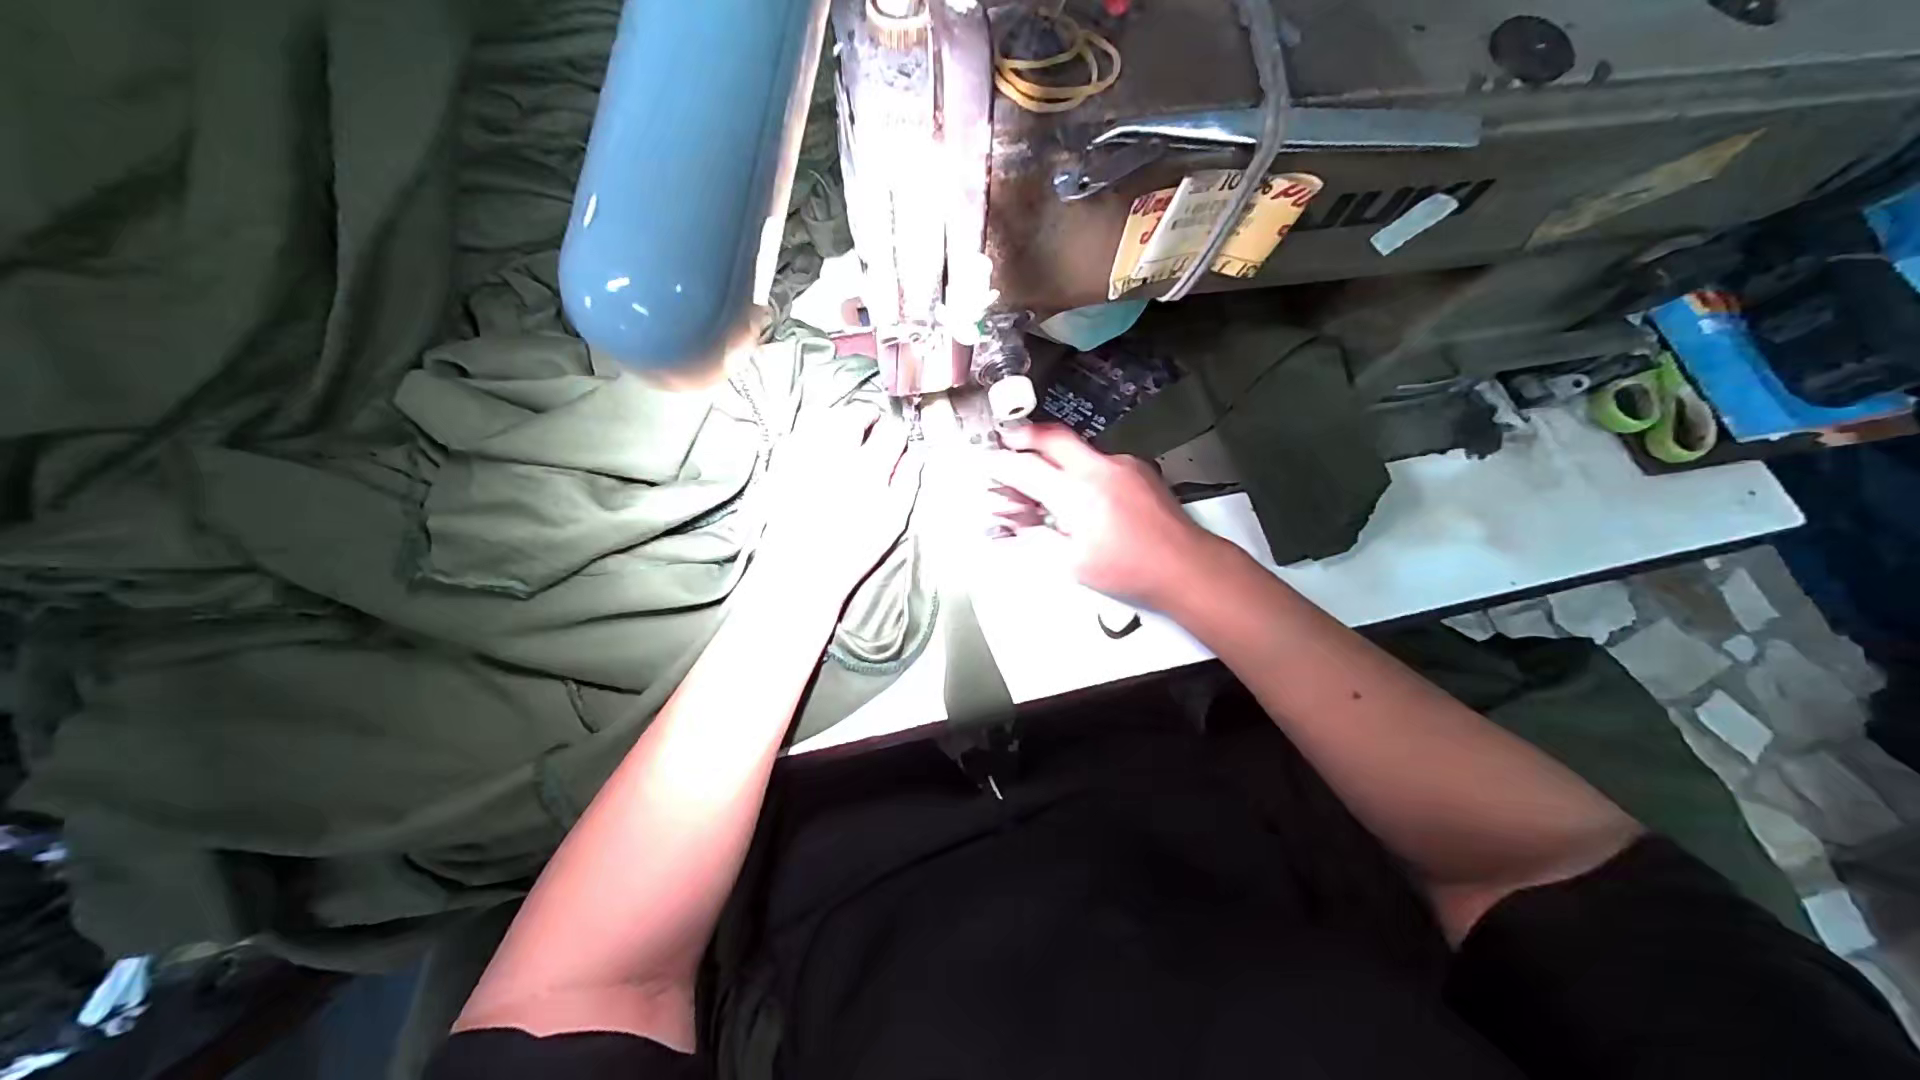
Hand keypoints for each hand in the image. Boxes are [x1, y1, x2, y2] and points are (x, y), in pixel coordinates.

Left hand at [755, 406, 917, 605]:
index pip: (891, 431)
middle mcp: (836, 453)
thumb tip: (917, 454)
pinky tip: (819, 446)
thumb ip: (908, 482)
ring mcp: (805, 454)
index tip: (897, 440)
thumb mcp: (893, 520)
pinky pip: (798, 430)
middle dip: (868, 415)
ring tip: (845, 432)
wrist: (802, 568)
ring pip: (824, 414)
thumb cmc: (854, 550)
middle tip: (872, 427)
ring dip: (839, 417)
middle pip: (855, 413)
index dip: (898, 431)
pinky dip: (812, 430)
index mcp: (869, 468)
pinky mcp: (782, 461)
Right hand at [984, 424, 1224, 610]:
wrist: (1186, 566)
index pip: (1028, 469)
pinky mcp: (1138, 470)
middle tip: (1007, 441)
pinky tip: (1077, 493)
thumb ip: (1038, 537)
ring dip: (1054, 457)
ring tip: (1040, 480)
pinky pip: (1099, 461)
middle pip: (1053, 438)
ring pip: (1078, 450)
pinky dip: (1080, 470)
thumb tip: (1016, 524)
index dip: (1001, 465)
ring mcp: (1124, 466)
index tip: (988, 463)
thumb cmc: (1134, 571)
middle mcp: (1102, 470)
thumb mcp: (1073, 563)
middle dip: (1025, 436)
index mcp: (1080, 495)